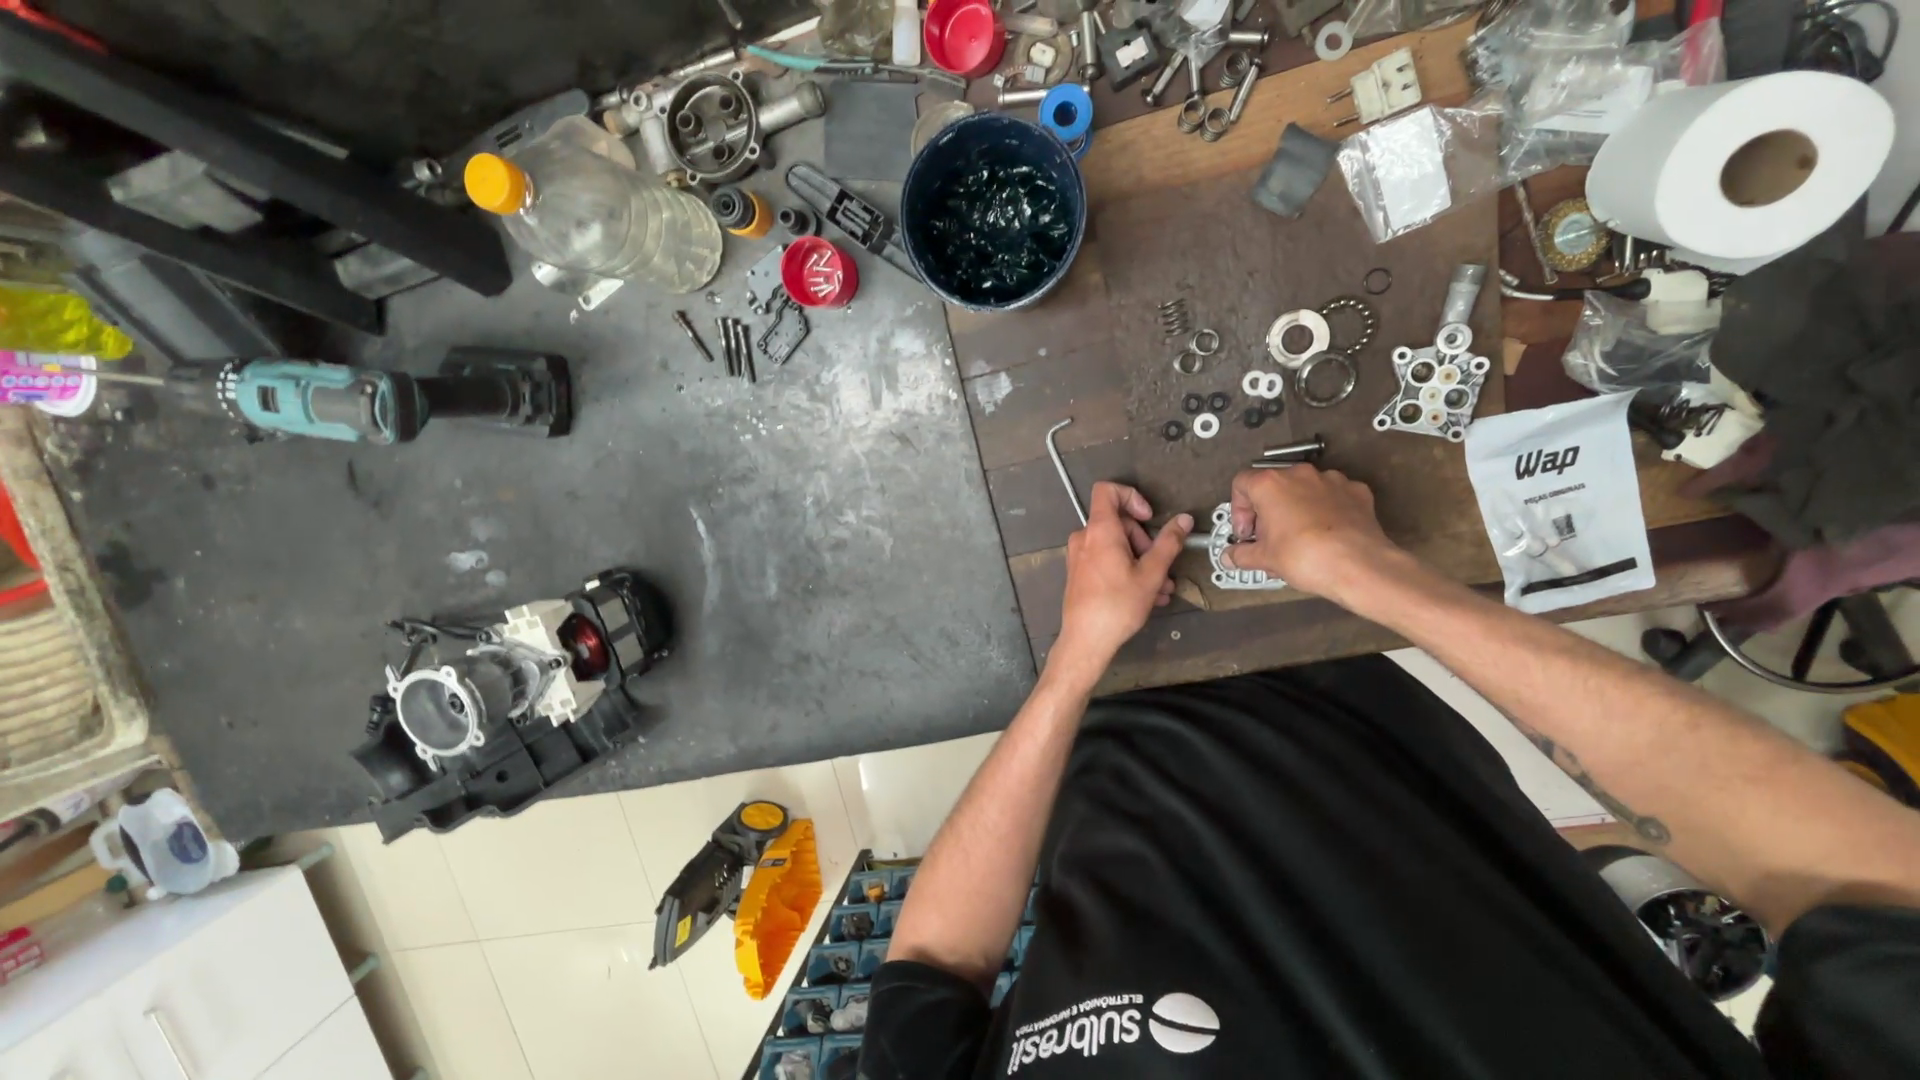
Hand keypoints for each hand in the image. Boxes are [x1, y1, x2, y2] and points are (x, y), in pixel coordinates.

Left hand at [1052, 482, 1191, 676]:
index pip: (1107, 490)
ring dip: (1141, 561)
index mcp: (1099, 530)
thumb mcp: (1151, 573)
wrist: (1086, 640)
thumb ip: (1168, 543)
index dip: (1132, 496)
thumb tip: (1183, 519)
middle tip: (1160, 566)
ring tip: (1161, 588)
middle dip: (1144, 541)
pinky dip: (1126, 570)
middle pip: (1118, 522)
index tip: (1149, 518)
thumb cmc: (1118, 604)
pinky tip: (1147, 595)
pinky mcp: (1079, 573)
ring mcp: (1078, 556)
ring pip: (1115, 546)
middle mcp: (1084, 538)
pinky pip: (1105, 561)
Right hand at [1222, 466, 1412, 603]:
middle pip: (1274, 486)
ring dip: (1297, 508)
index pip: (1241, 484)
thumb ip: (1241, 554)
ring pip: (1305, 489)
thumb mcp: (1264, 559)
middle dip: (1268, 511)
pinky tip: (1327, 533)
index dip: (1239, 510)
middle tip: (1270, 539)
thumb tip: (1229, 557)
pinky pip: (1334, 496)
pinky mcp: (1356, 491)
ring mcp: (1331, 480)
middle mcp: (1300, 474)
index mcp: (1270, 484)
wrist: (1359, 565)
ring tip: (1300, 538)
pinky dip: (1326, 510)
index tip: (1246, 533)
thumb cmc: (1305, 557)